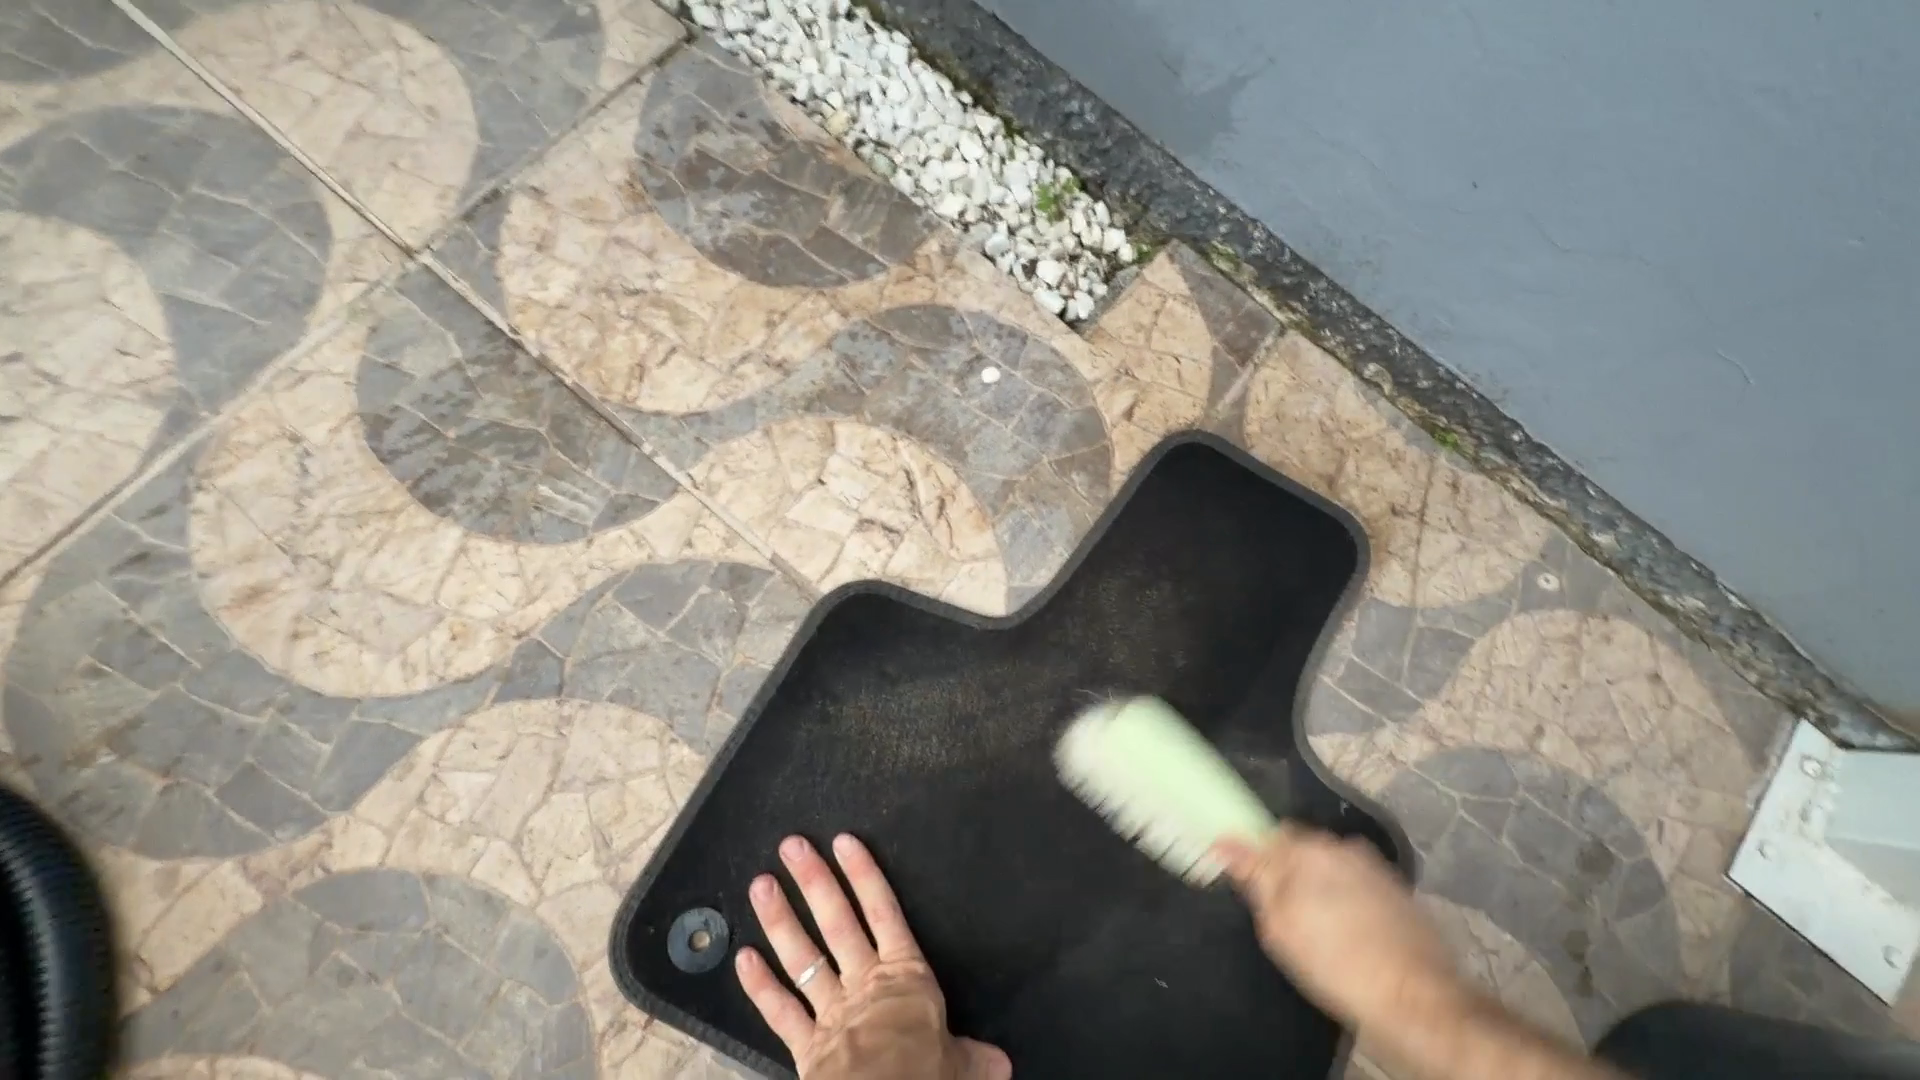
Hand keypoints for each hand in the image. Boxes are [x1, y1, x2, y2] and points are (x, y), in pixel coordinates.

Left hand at [736, 833, 1011, 1079]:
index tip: (843, 841)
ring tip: (760, 884)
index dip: (864, 875)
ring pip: (803, 958)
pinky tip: (742, 957)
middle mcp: (865, 983)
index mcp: (906, 976)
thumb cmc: (928, 1075)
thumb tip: (1001, 1062)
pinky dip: (759, 986)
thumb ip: (974, 1057)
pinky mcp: (806, 1046)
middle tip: (791, 846)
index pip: (885, 913)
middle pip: (837, 923)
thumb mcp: (963, 1066)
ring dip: (780, 919)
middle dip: (814, 882)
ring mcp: (832, 1012)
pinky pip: (780, 1012)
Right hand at [1213, 824, 1463, 1029]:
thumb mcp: (1280, 928)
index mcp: (1307, 850)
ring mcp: (1373, 866)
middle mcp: (1340, 846)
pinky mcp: (1397, 889)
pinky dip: (1343, 895)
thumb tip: (1225, 842)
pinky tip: (1345, 928)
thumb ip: (1253, 878)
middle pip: (1298, 846)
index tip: (1241, 877)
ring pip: (1328, 863)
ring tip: (1315, 922)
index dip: (1251, 855)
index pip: (1264, 834)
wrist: (1419, 999)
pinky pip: (1354, 880)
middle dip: (1284, 868)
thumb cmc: (1336, 964)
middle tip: (1278, 909)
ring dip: (1316, 881)